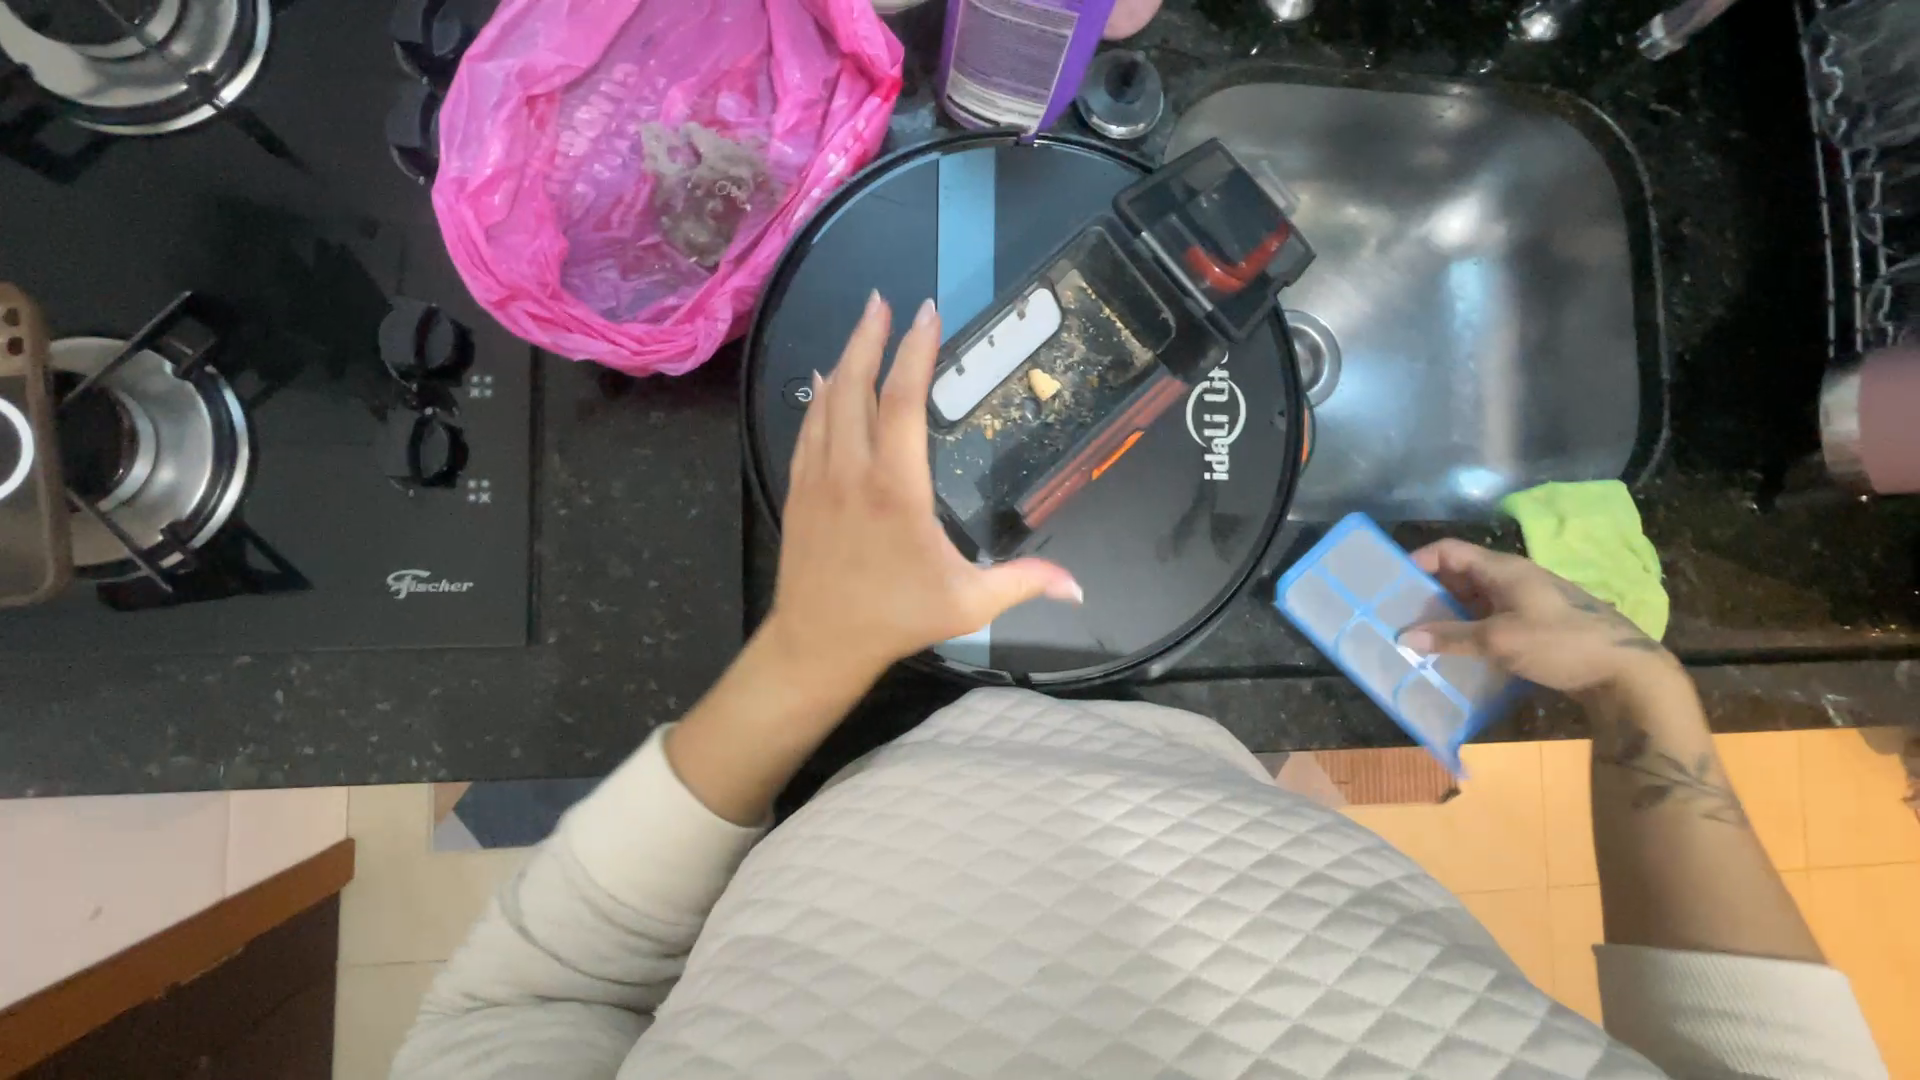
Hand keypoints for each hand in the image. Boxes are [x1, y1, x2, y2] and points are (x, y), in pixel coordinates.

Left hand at [763, 291, 1081, 686]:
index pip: (903, 402)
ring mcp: (819, 478)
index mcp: (897, 488)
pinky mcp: (799, 491)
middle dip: (872, 337)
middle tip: (886, 300)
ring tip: (863, 325)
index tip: (928, 315)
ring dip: (846, 358)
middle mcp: (853, 471)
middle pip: (858, 386)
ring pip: (828, 403)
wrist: (818, 641)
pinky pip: (808, 431)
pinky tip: (824, 382)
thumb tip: (1079, 588)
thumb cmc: (896, 618)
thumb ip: (1024, 585)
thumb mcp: (968, 604)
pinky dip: (818, 399)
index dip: (916, 353)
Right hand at [1398, 539, 1677, 693]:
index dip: (1418, 560)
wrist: (1628, 674)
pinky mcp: (1533, 625)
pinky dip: (1466, 629)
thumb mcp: (1499, 640)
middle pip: (1458, 574)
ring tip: (1418, 633)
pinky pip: (1488, 618)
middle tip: (1398, 612)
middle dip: (1426, 592)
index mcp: (1504, 569)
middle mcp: (1512, 579)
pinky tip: (1452, 649)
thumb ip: (1450, 637)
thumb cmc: (1561, 643)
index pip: (1449, 550)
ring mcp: (1525, 602)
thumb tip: (1404, 637)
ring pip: (1472, 599)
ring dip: (1445, 614)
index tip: (1391, 583)